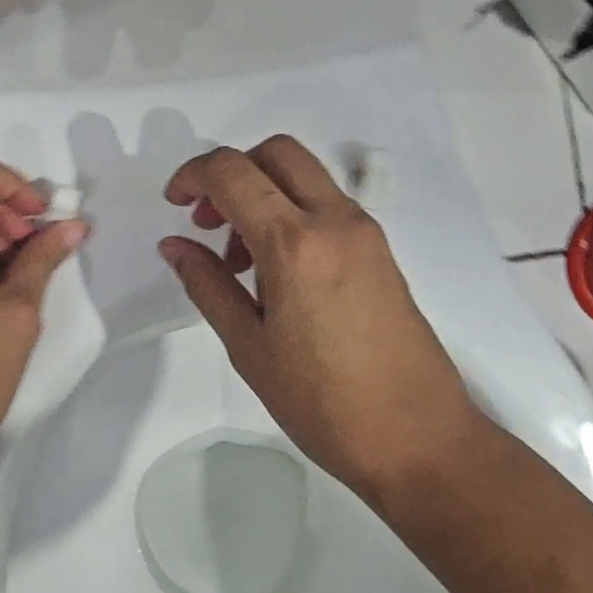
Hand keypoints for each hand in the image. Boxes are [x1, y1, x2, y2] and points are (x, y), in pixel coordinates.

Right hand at [157, 136, 474, 496]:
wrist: (418, 439)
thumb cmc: (322, 403)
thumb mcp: (249, 347)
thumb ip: (207, 285)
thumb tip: (174, 245)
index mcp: (295, 242)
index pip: (233, 172)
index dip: (192, 175)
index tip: (175, 204)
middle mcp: (335, 221)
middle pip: (276, 153)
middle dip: (232, 172)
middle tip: (208, 223)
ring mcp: (365, 233)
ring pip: (305, 176)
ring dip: (263, 194)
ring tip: (240, 262)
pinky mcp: (381, 252)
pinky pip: (328, 207)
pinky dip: (293, 214)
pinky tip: (278, 275)